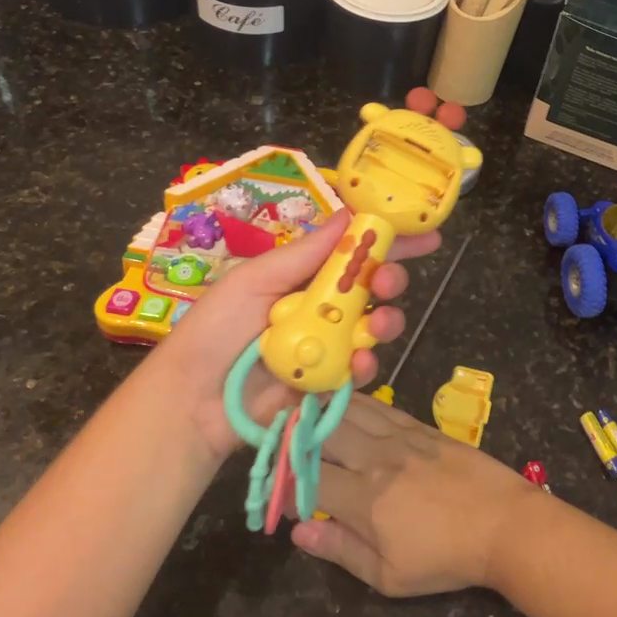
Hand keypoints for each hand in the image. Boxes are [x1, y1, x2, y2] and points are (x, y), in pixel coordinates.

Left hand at [154, 211, 437, 460]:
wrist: (191, 401)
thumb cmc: (216, 329)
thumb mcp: (256, 280)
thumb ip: (306, 252)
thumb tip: (350, 214)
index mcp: (304, 275)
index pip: (354, 251)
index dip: (390, 240)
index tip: (425, 233)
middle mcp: (322, 305)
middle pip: (372, 287)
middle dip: (391, 279)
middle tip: (390, 281)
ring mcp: (328, 343)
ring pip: (375, 326)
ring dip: (387, 321)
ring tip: (379, 326)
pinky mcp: (328, 380)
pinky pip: (360, 368)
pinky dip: (366, 363)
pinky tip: (358, 362)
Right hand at [291, 394, 543, 595]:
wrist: (504, 523)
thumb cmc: (446, 557)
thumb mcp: (389, 575)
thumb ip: (340, 550)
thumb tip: (298, 531)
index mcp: (365, 499)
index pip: (309, 478)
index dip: (286, 478)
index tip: (277, 481)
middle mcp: (378, 459)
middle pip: (325, 433)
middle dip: (296, 431)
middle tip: (277, 428)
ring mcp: (402, 437)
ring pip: (352, 412)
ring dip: (323, 408)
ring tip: (301, 405)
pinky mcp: (423, 427)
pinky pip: (382, 407)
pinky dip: (357, 402)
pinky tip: (345, 401)